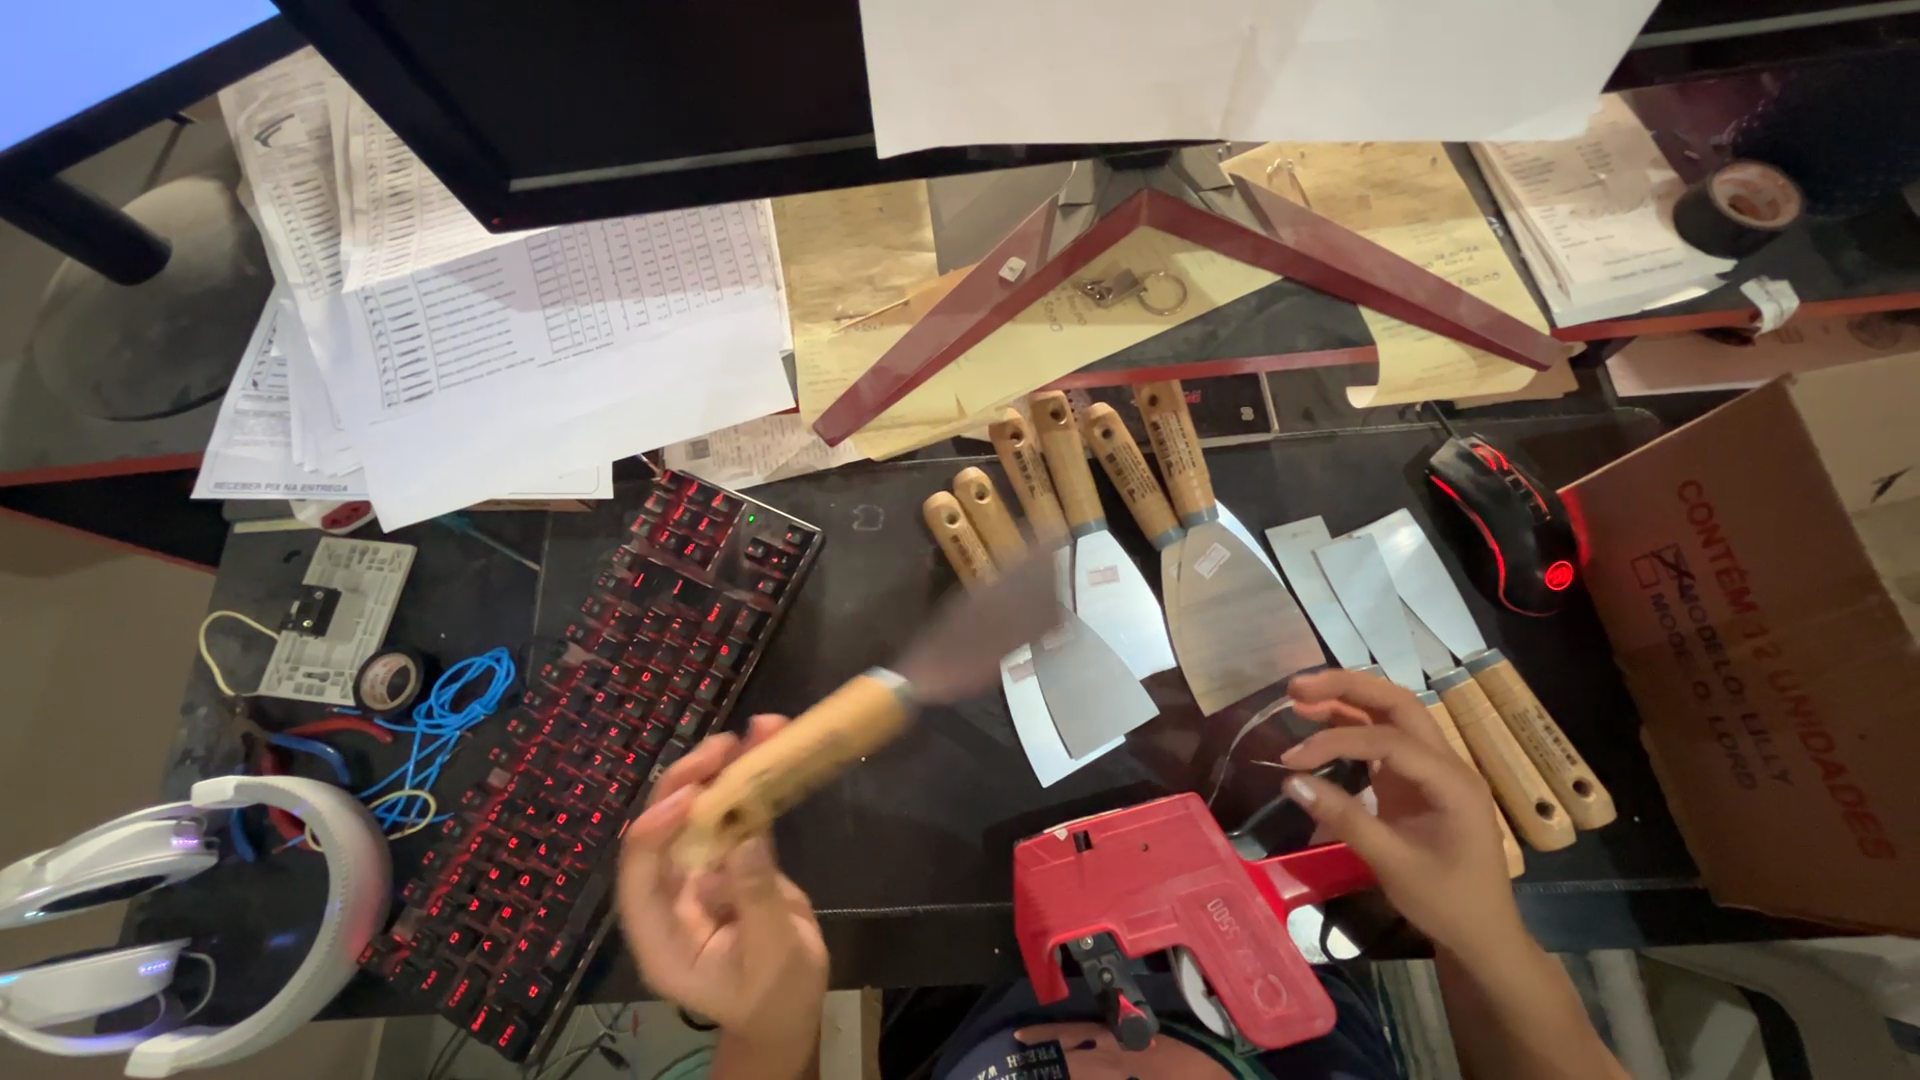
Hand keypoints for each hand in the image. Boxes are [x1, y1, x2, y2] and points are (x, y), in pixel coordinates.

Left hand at [617, 715, 828, 1045]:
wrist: (791, 1007)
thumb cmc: (774, 995)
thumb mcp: (769, 955)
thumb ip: (754, 897)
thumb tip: (743, 838)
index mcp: (660, 932)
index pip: (639, 875)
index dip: (655, 832)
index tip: (688, 797)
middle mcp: (671, 892)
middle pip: (664, 829)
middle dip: (688, 783)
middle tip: (723, 747)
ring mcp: (701, 869)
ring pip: (700, 809)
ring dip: (723, 768)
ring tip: (755, 731)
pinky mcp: (733, 855)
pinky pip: (736, 810)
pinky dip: (751, 779)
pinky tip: (769, 745)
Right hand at [1279, 670, 1525, 956]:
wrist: (1483, 935)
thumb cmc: (1447, 903)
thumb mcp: (1395, 866)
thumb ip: (1345, 820)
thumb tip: (1291, 781)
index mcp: (1452, 782)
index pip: (1388, 740)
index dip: (1336, 741)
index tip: (1294, 759)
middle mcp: (1446, 763)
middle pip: (1397, 704)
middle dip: (1347, 688)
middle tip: (1298, 687)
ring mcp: (1430, 768)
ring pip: (1390, 714)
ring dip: (1346, 700)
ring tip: (1299, 697)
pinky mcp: (1414, 778)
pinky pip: (1382, 738)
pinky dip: (1349, 725)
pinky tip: (1318, 723)